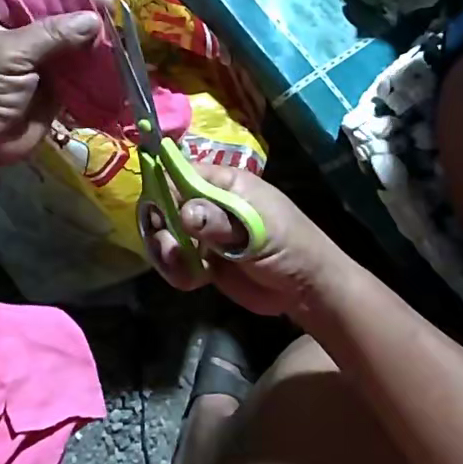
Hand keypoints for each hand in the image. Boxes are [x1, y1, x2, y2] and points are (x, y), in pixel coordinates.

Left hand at [0, 9, 102, 180]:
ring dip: (93, 41)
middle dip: (82, 15)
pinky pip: (78, 73)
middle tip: (113, 10)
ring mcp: (38, 64)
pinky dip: (95, 68)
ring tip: (121, 32)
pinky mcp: (54, 89)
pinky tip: (116, 57)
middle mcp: (19, 37)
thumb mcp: (10, 53)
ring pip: (70, 46)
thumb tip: (93, 19)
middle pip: (56, 19)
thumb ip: (51, 34)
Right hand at [149, 166, 349, 318]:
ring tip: (183, 270)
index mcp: (223, 183)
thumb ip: (221, 222)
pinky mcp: (201, 258)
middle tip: (171, 249)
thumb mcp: (259, 231)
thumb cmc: (291, 247)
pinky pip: (174, 259)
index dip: (161, 188)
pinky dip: (175, 271)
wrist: (307, 290)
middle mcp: (207, 202)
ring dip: (166, 253)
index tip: (155, 213)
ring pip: (164, 233)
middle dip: (159, 227)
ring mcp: (202, 231)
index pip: (179, 173)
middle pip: (164, 204)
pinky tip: (193, 282)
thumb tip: (185, 212)